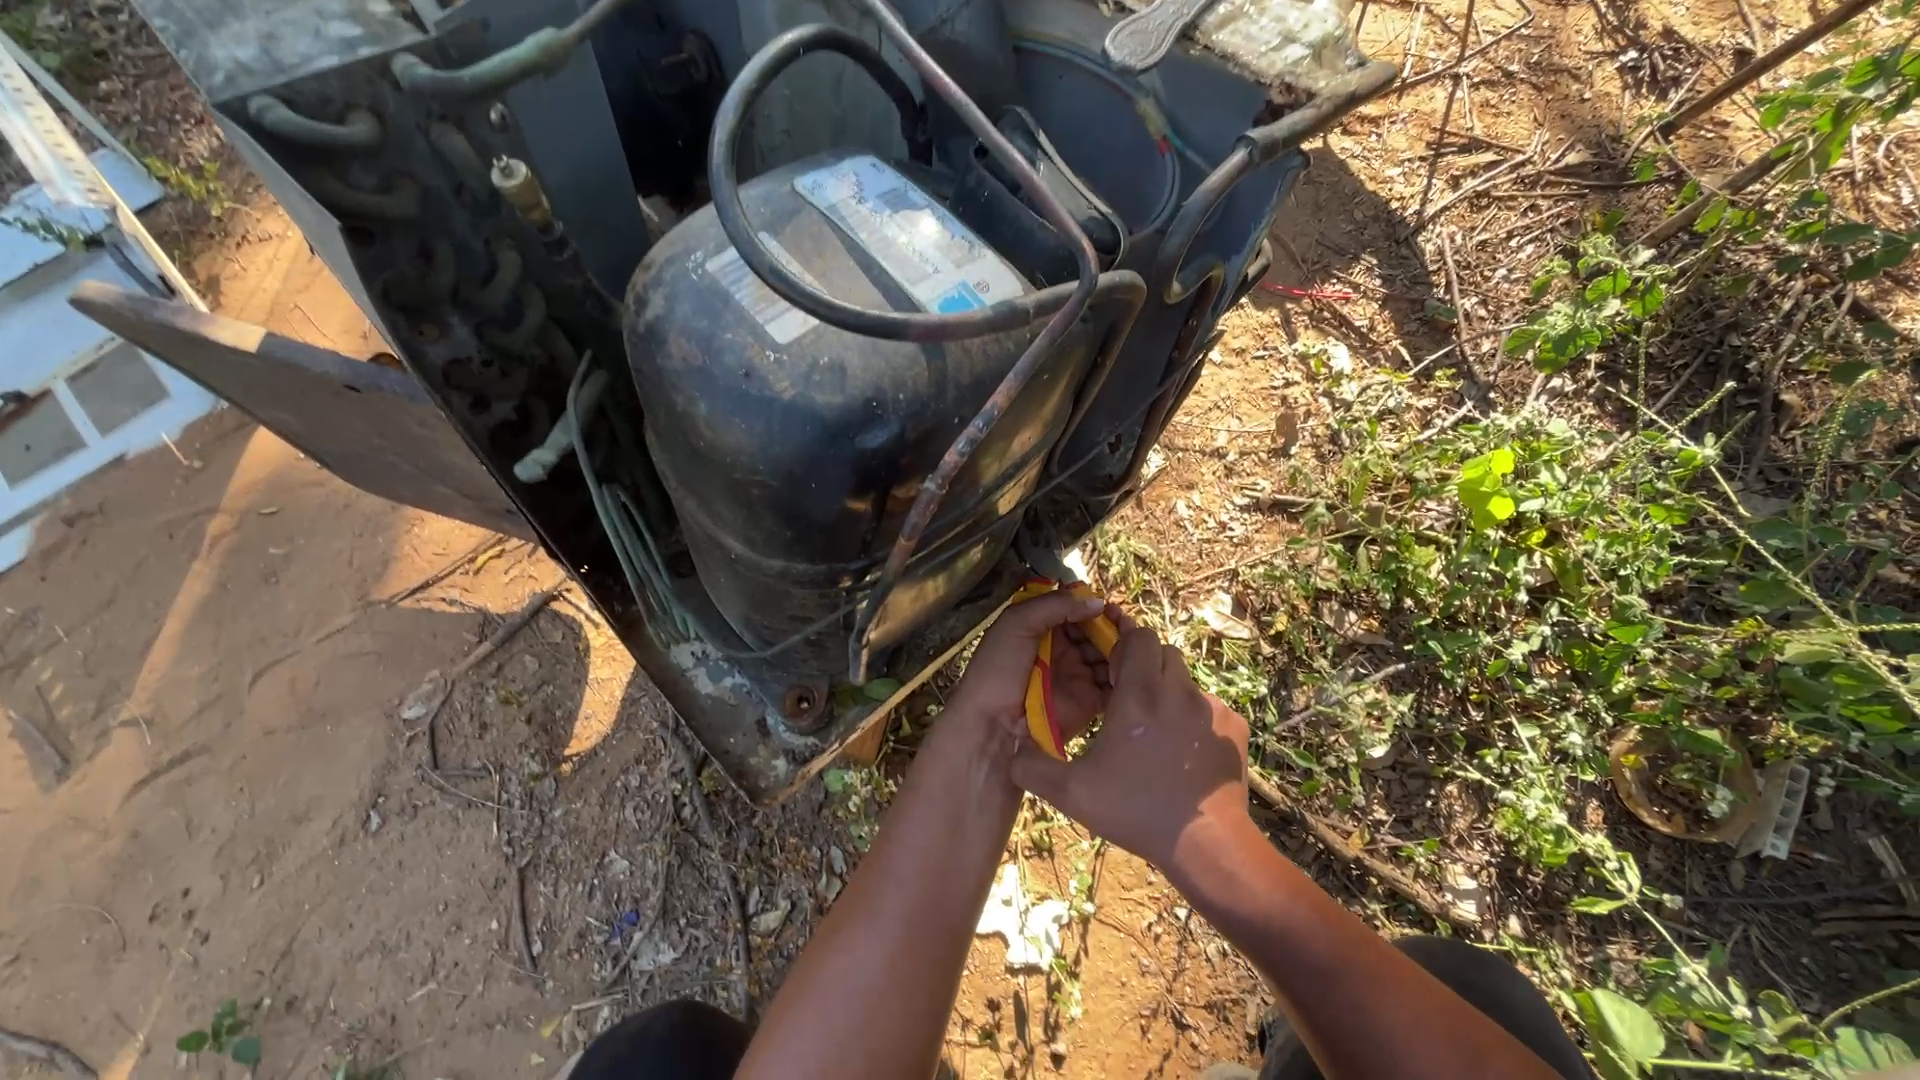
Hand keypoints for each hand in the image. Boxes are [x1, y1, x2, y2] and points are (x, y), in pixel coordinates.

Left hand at [944, 590, 1112, 741]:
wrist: (993, 724)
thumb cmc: (998, 669)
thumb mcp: (1016, 623)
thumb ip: (1054, 605)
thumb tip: (1096, 602)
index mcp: (1042, 631)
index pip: (1074, 611)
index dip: (1089, 605)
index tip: (1103, 602)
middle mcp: (1063, 652)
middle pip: (1095, 632)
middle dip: (1109, 624)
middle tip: (1120, 619)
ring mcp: (1078, 676)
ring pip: (1109, 655)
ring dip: (1121, 644)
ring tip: (1128, 638)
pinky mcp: (1090, 702)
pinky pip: (1115, 684)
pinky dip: (1125, 671)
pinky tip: (1130, 661)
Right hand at [1009, 621, 1251, 872]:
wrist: (1206, 845)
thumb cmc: (1135, 811)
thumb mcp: (1072, 793)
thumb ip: (1034, 768)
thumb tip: (1011, 753)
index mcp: (1139, 694)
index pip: (1139, 636)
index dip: (1122, 645)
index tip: (1110, 672)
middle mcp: (1179, 691)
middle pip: (1163, 651)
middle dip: (1144, 665)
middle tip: (1127, 698)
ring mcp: (1212, 709)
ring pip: (1185, 680)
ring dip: (1167, 691)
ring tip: (1154, 730)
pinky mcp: (1235, 728)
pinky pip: (1209, 708)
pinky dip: (1192, 718)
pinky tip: (1180, 751)